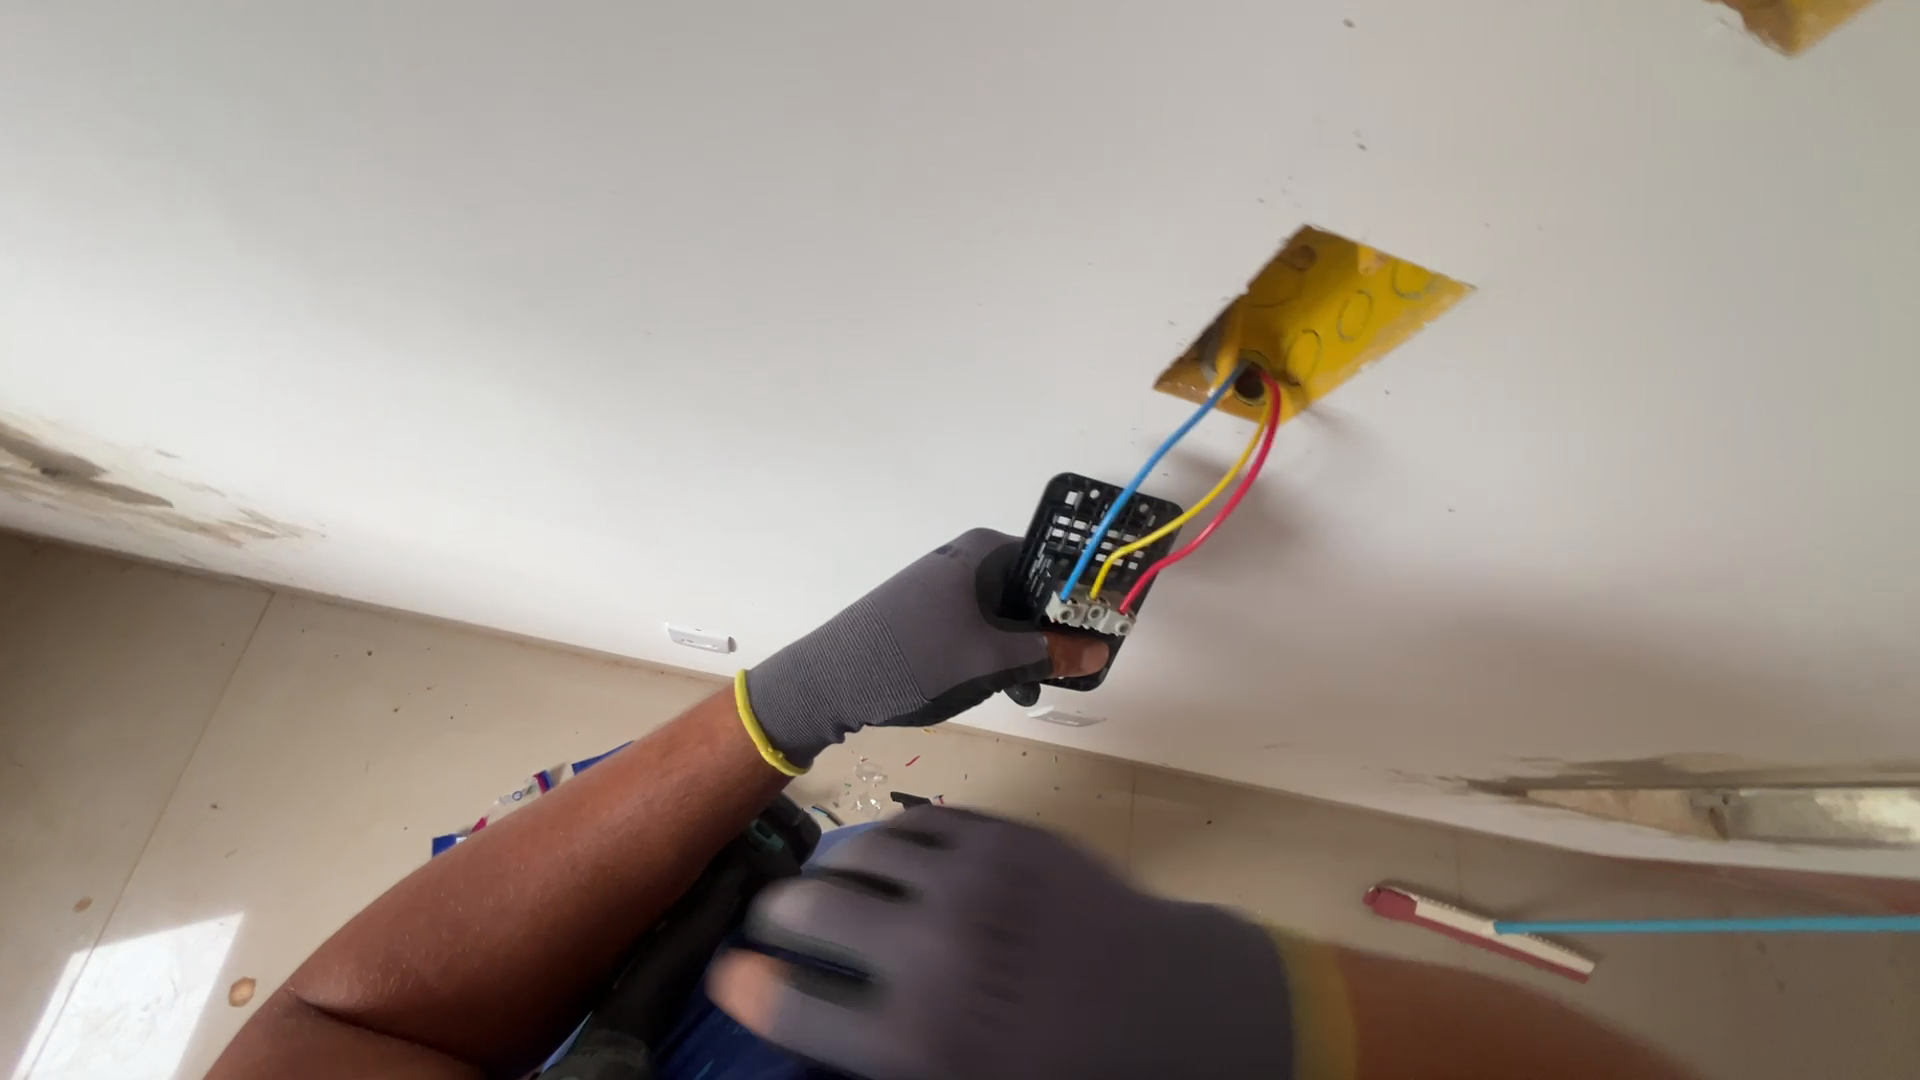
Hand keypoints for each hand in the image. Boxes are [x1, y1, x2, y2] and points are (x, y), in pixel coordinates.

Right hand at [707, 807, 1291, 1079]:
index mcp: (921, 1038)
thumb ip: (884, 1061)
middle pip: (812, 911)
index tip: (728, 972)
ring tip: (828, 880)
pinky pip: (921, 821)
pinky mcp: (1004, 834)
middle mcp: (935, 948)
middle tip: (769, 916)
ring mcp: (972, 878)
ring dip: (832, 868)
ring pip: (864, 852)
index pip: (794, 1005)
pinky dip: (893, 838)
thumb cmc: (1069, 1061)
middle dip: (773, 913)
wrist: (1167, 999)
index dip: (746, 988)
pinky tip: (890, 852)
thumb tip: (817, 1038)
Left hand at [744, 529, 1106, 767]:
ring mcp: (940, 586)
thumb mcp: (992, 659)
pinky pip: (974, 627)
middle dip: (1046, 633)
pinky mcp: (924, 613)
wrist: (828, 682)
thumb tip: (1101, 650)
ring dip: (1017, 649)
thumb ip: (1050, 652)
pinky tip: (988, 684)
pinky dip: (989, 653)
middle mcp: (962, 559)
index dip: (1078, 598)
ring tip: (1020, 687)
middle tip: (1058, 672)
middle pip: (1028, 591)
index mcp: (982, 551)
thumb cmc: (917, 659)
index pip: (1053, 563)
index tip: (1096, 634)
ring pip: (1001, 615)